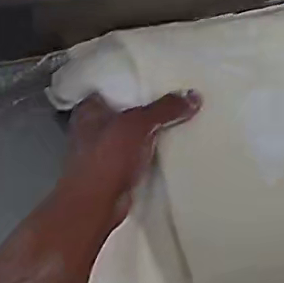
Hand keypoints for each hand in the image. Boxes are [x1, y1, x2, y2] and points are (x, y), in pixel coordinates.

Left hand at [57, 92, 200, 218]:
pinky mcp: (115, 170)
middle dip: (150, 106)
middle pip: (128, 109)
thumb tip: (193, 96)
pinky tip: (173, 145)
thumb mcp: (137, 124)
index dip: (138, 80)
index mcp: (90, 108)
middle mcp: (93, 126)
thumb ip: (164, 108)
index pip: (115, 84)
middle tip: (179, 97)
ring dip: (153, 130)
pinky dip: (153, 150)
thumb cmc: (107, 158)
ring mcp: (104, 150)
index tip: (163, 76)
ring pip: (135, 133)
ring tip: (181, 117)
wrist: (96, 206)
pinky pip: (140, 153)